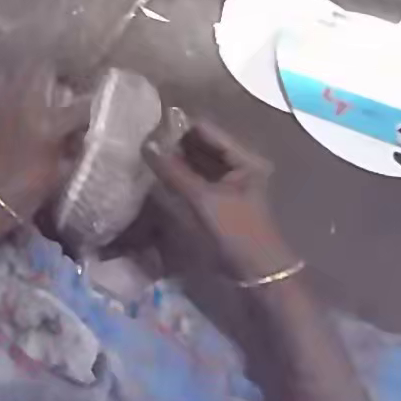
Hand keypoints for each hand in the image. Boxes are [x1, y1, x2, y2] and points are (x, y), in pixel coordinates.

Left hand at [0, 63, 89, 220]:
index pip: (81, 105)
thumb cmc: (28, 188)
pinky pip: (2, 81)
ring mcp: (4, 101)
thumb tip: (86, 133)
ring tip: (43, 79)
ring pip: (20, 68)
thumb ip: (75, 147)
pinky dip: (13, 79)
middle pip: (44, 68)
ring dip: (33, 70)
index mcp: (49, 124)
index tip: (101, 99)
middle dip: (59, 71)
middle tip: (68, 80)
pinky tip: (21, 89)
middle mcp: (26, 104)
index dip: (94, 102)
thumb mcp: (61, 171)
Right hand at [142, 114, 298, 281]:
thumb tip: (146, 144)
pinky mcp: (219, 196)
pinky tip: (157, 171)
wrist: (258, 273)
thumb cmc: (236, 231)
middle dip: (173, 142)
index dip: (177, 127)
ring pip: (196, 160)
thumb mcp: (203, 199)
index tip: (147, 127)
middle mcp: (238, 164)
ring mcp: (229, 181)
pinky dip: (178, 172)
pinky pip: (195, 175)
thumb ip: (173, 170)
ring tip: (145, 152)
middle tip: (142, 140)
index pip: (205, 129)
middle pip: (200, 143)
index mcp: (244, 158)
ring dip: (174, 157)